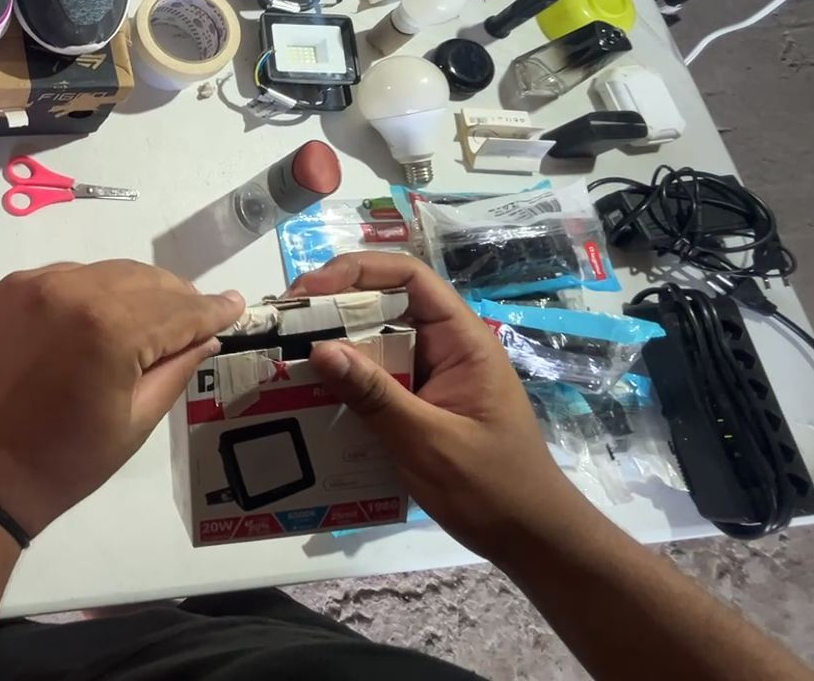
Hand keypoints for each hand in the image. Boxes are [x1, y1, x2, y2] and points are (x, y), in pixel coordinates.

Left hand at [0, 261, 242, 538]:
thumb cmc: (59, 463)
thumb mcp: (133, 422)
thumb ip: (174, 369)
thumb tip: (204, 335)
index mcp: (109, 327)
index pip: (178, 308)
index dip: (212, 308)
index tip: (236, 304)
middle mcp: (70, 289)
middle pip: (143, 279)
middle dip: (176, 297)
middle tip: (196, 318)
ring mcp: (32, 284)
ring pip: (104, 272)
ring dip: (134, 290)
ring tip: (149, 320)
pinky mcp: (6, 289)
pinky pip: (64, 276)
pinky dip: (90, 290)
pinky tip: (97, 317)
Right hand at [289, 252, 598, 559]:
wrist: (533, 542)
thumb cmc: (495, 489)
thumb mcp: (431, 443)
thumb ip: (376, 395)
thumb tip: (318, 349)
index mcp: (461, 341)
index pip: (408, 277)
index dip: (356, 271)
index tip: (310, 291)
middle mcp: (441, 345)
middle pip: (379, 300)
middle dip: (328, 303)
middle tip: (280, 321)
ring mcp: (424, 371)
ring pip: (368, 336)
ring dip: (326, 338)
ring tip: (281, 349)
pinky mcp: (409, 396)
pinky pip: (366, 370)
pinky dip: (335, 372)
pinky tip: (303, 387)